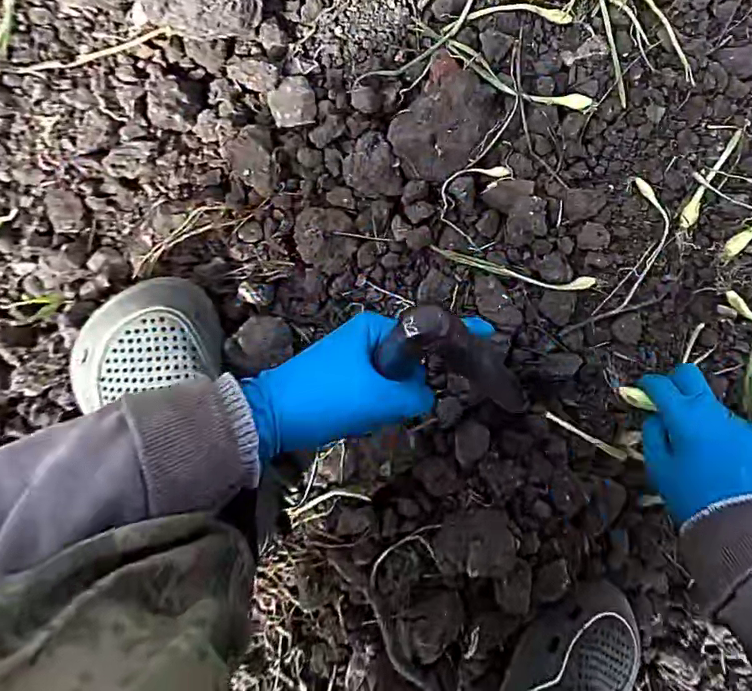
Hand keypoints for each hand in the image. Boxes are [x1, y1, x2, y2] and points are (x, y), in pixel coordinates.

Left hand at [239, 311, 492, 462]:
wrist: (262, 420)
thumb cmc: (323, 398)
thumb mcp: (377, 399)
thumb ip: (413, 397)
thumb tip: (426, 398)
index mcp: (374, 327)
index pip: (426, 329)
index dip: (459, 332)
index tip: (489, 331)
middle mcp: (365, 335)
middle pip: (409, 361)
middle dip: (407, 388)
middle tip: (393, 408)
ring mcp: (352, 357)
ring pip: (391, 381)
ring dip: (387, 402)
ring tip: (365, 419)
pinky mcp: (341, 379)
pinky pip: (374, 390)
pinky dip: (373, 407)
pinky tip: (359, 423)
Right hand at [638, 363, 751, 524]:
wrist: (740, 525)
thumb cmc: (692, 499)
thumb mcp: (660, 469)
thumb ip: (653, 435)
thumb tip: (656, 416)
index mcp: (685, 416)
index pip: (661, 384)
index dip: (648, 385)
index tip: (644, 391)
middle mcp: (713, 410)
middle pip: (690, 375)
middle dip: (675, 382)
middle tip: (669, 404)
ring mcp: (738, 422)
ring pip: (713, 407)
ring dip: (702, 419)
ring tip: (700, 454)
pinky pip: (735, 430)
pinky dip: (725, 440)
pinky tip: (724, 467)